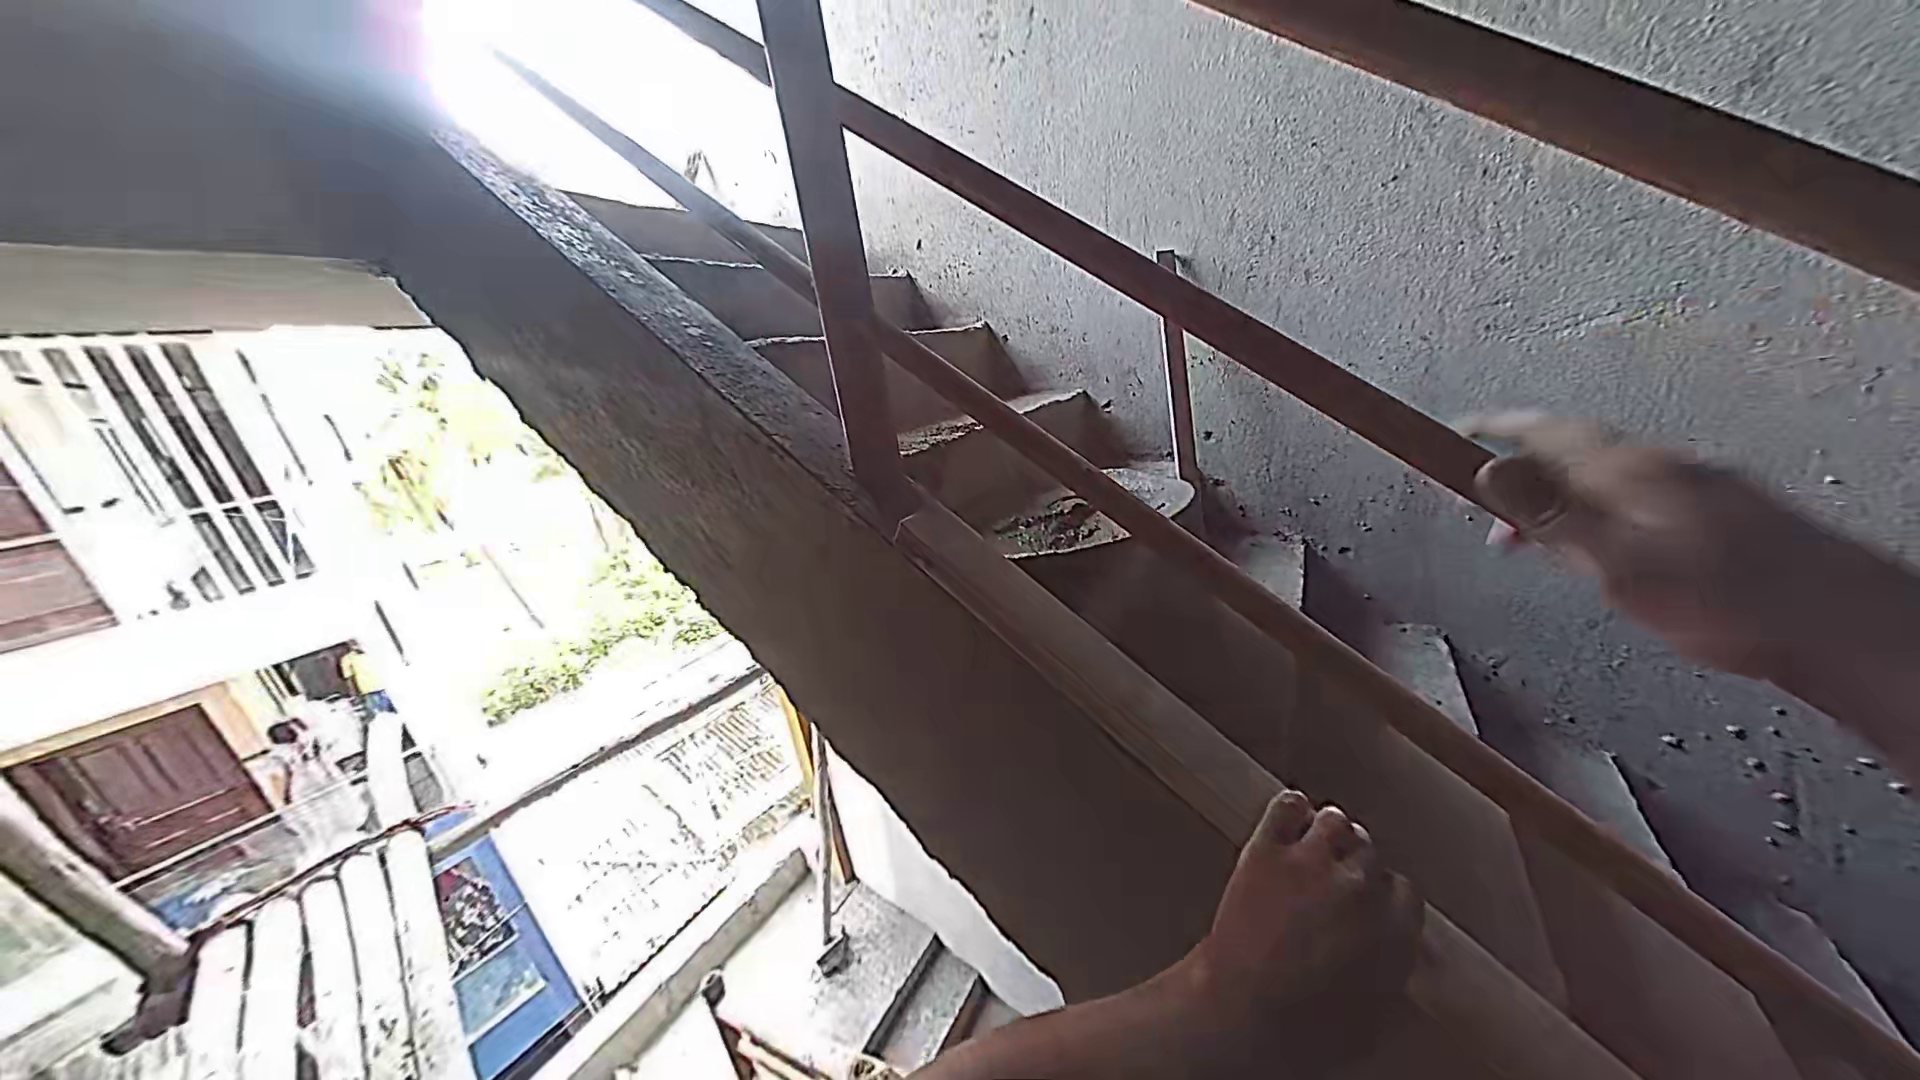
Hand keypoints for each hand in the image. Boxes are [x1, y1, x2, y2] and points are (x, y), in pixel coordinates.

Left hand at [1181, 792, 1422, 1072]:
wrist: (1246, 1006)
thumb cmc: (1308, 1026)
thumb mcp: (1373, 1013)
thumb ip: (1389, 969)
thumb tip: (1393, 954)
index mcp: (1395, 932)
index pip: (1404, 891)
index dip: (1384, 891)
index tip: (1371, 894)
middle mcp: (1361, 888)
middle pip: (1368, 850)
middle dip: (1355, 857)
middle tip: (1338, 865)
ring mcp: (1312, 862)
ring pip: (1334, 820)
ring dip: (1328, 829)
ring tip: (1317, 836)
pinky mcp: (1267, 848)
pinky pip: (1287, 807)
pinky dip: (1291, 805)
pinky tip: (1291, 810)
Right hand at [1461, 412, 1860, 678]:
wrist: (1853, 635)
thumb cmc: (1734, 601)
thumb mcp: (1611, 559)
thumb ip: (1547, 514)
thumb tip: (1492, 472)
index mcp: (1633, 471)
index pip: (1547, 430)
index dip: (1495, 428)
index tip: (1459, 433)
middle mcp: (1665, 468)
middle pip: (1570, 456)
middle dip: (1517, 479)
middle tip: (1483, 509)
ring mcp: (1695, 488)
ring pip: (1599, 481)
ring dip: (1553, 503)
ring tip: (1529, 541)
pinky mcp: (1715, 513)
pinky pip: (1630, 500)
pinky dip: (1591, 515)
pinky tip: (1591, 549)